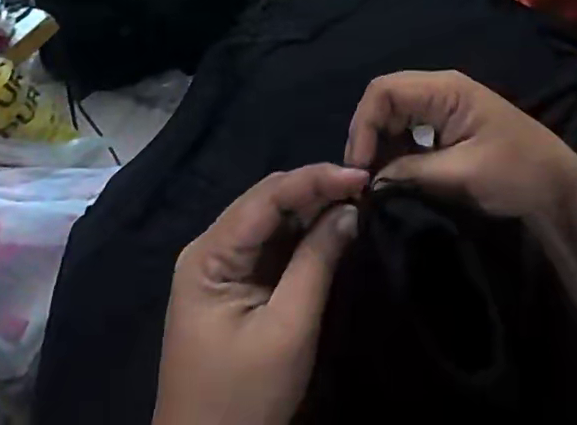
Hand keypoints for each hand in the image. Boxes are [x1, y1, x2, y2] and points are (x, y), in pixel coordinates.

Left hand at [154, 164, 367, 424]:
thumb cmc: (241, 398)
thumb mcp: (287, 328)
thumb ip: (318, 260)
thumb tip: (351, 208)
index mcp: (209, 256)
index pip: (268, 196)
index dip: (317, 178)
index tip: (364, 177)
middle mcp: (212, 249)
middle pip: (271, 198)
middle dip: (319, 187)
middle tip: (368, 188)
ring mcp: (226, 264)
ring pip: (278, 215)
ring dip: (318, 205)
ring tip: (360, 200)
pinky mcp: (241, 281)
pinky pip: (279, 239)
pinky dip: (311, 228)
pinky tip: (339, 223)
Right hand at [344, 71, 576, 232]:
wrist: (555, 184)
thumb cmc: (515, 172)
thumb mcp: (460, 174)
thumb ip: (409, 173)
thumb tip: (366, 182)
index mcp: (447, 89)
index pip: (384, 90)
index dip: (364, 126)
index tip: (360, 170)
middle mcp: (442, 90)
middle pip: (385, 100)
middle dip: (367, 137)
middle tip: (362, 182)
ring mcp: (445, 107)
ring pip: (393, 116)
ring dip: (379, 147)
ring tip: (374, 184)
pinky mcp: (447, 127)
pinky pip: (408, 131)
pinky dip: (394, 152)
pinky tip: (393, 179)